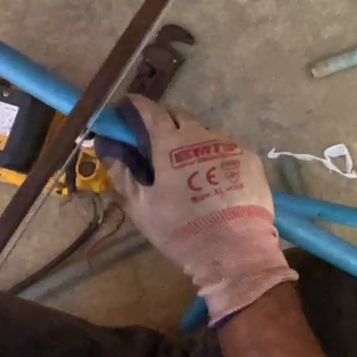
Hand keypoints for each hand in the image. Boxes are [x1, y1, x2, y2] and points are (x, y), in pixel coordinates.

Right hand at [104, 95, 296, 324]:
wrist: (233, 249)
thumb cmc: (179, 228)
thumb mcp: (141, 205)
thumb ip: (122, 171)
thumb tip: (105, 146)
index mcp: (171, 142)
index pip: (149, 110)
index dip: (135, 107)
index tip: (127, 111)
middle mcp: (202, 134)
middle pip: (179, 116)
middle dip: (165, 122)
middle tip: (155, 145)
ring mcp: (230, 144)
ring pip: (205, 132)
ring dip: (192, 140)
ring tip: (188, 168)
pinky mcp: (251, 159)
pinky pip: (227, 148)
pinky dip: (215, 155)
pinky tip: (213, 178)